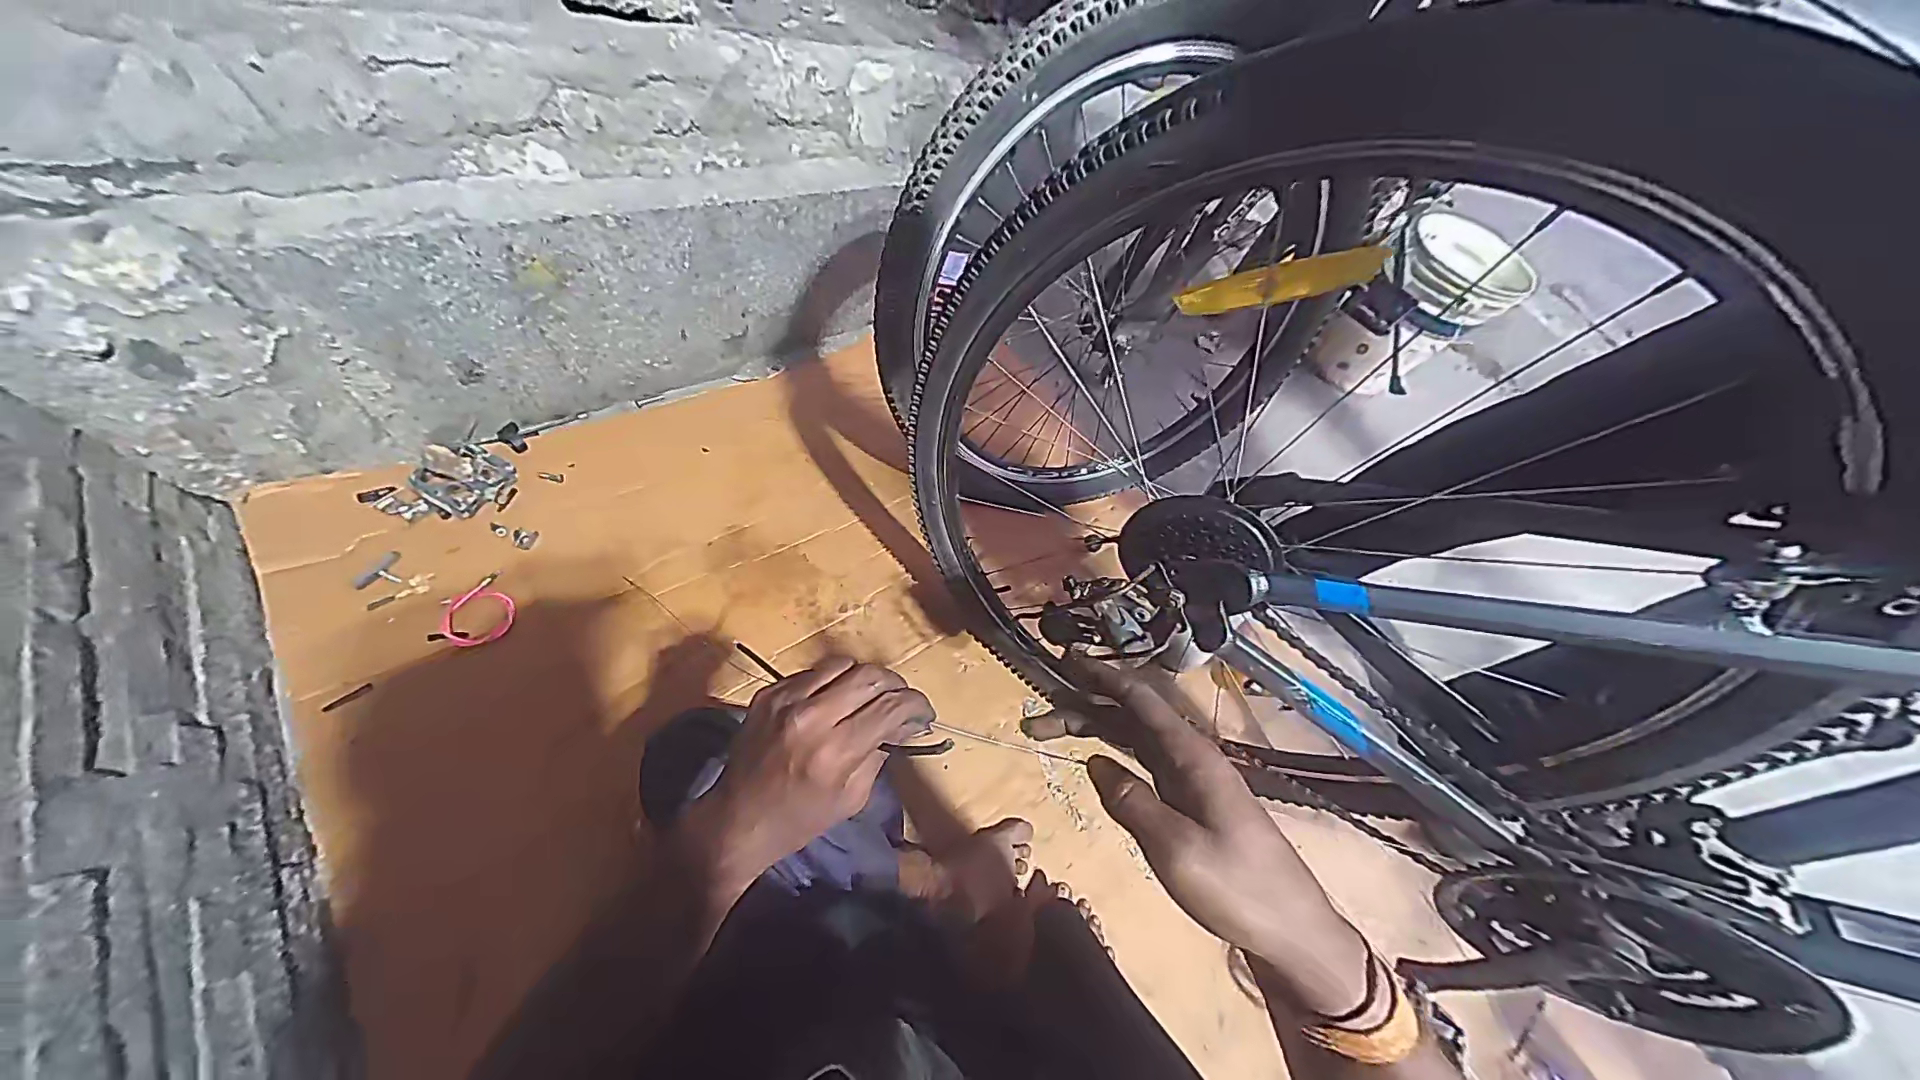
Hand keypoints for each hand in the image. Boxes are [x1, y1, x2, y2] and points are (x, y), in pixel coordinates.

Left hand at [669, 657, 933, 901]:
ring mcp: (786, 699)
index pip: (890, 706)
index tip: (924, 712)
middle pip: (871, 676)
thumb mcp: (853, 797)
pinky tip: (835, 699)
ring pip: (844, 664)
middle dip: (895, 685)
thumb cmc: (800, 818)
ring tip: (870, 695)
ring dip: (865, 678)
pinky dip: (834, 681)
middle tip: (900, 700)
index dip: (916, 704)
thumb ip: (880, 750)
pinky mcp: (770, 692)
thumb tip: (904, 720)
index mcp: (835, 751)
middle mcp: (811, 717)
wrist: (737, 819)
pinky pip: (815, 671)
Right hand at [1072, 657, 1372, 1016]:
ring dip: (1093, 726)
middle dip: (1083, 704)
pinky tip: (1094, 757)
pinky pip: (1143, 760)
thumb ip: (1132, 802)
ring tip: (1051, 727)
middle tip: (1038, 713)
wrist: (1292, 931)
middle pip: (1129, 714)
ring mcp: (1190, 776)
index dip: (1100, 676)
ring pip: (1133, 735)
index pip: (1138, 699)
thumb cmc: (1238, 887)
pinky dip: (1112, 752)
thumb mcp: (1176, 849)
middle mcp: (1189, 755)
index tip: (1065, 659)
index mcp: (1191, 755)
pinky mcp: (1189, 798)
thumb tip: (1095, 762)